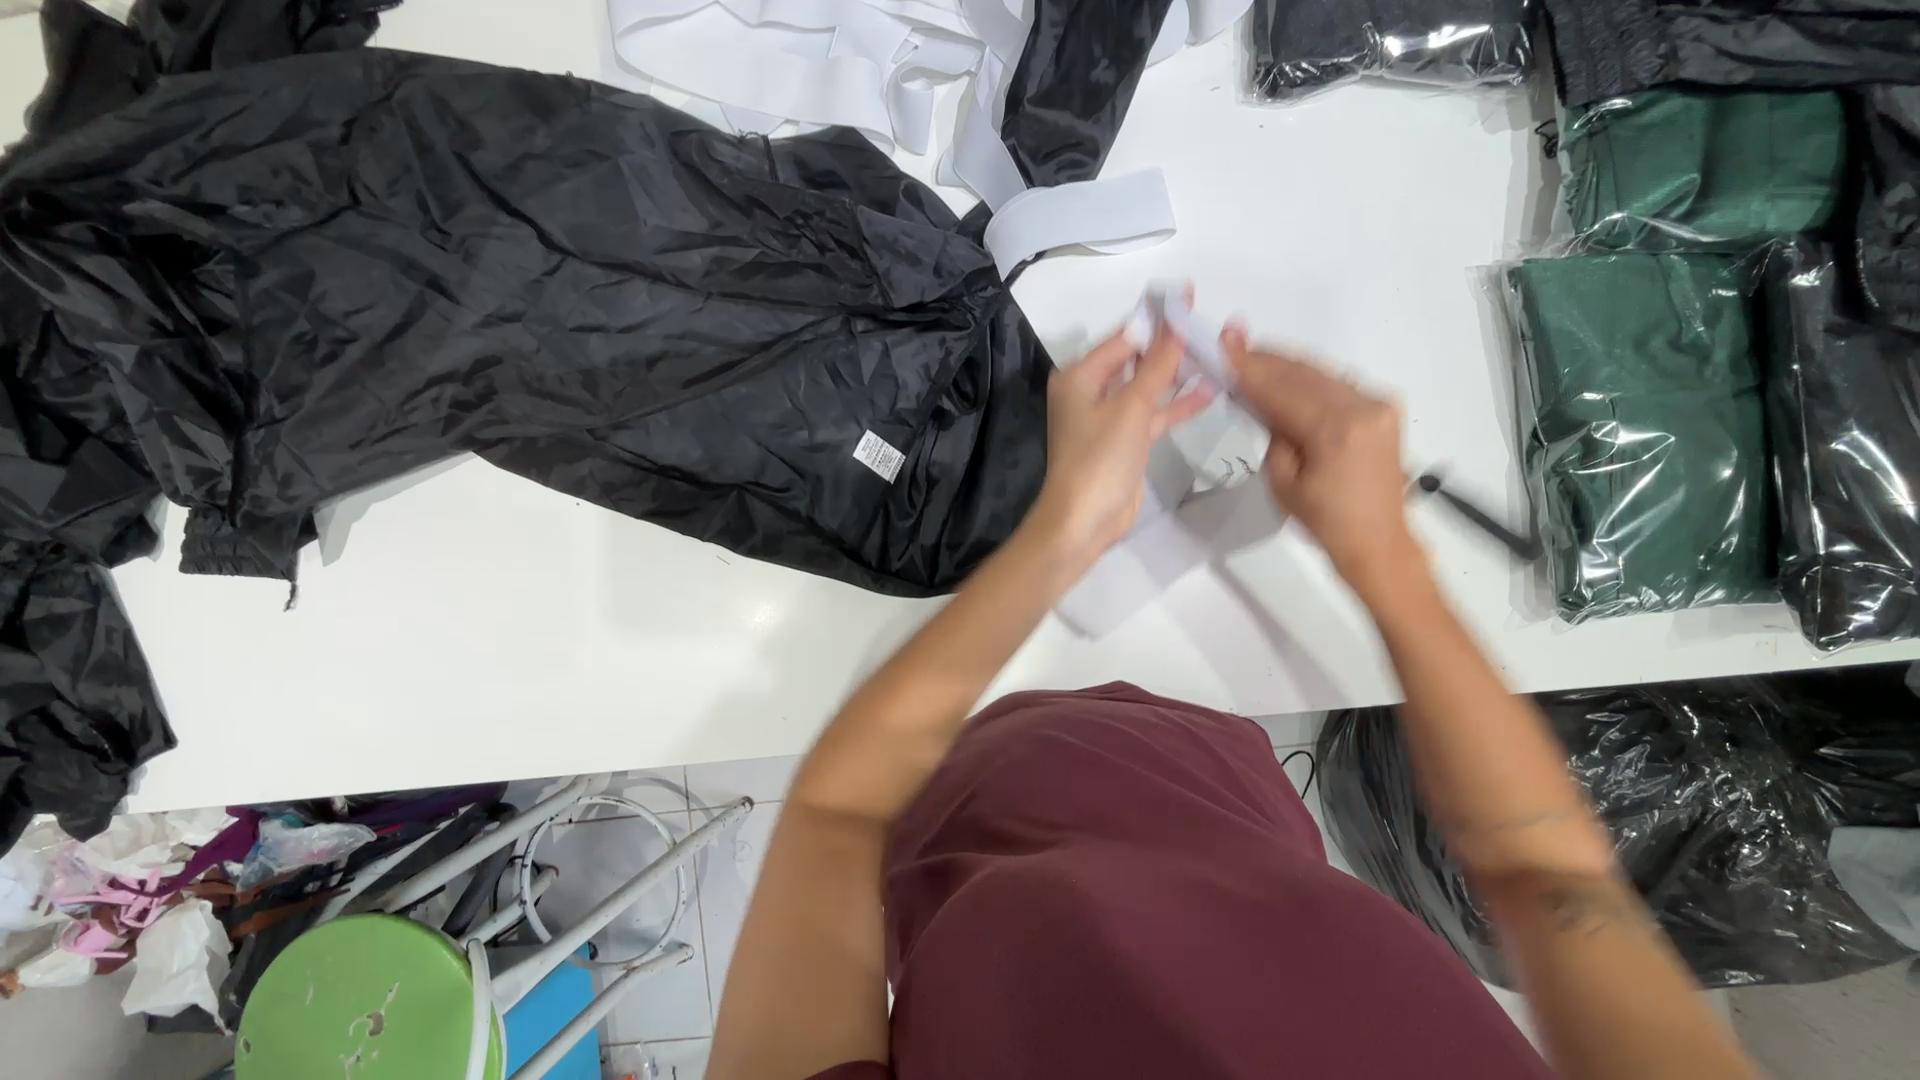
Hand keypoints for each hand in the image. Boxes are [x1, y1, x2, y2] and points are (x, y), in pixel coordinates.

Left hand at [1023, 324, 1212, 574]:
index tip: (1188, 296)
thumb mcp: (1131, 406)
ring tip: (1218, 353)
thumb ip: (1157, 365)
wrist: (1085, 520)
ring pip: (1149, 387)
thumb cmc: (1100, 458)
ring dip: (1179, 374)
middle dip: (1171, 345)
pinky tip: (1211, 389)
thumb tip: (1176, 323)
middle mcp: (1091, 391)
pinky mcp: (1126, 441)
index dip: (1157, 318)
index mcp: (1080, 376)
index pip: (1124, 337)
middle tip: (1211, 326)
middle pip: (1136, 359)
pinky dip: (1177, 403)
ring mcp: (1109, 417)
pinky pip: (1154, 413)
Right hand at [1222, 328, 1418, 587]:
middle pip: (1302, 372)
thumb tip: (1262, 397)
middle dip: (1265, 360)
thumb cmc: (1324, 521)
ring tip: (1253, 361)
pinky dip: (1308, 379)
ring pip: (1320, 373)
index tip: (1223, 341)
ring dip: (1285, 367)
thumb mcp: (1283, 479)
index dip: (1248, 366)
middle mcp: (1363, 406)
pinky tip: (1285, 378)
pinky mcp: (1383, 408)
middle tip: (1232, 343)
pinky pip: (1337, 384)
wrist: (1379, 540)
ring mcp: (1378, 404)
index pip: (1281, 389)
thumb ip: (1274, 431)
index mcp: (1335, 430)